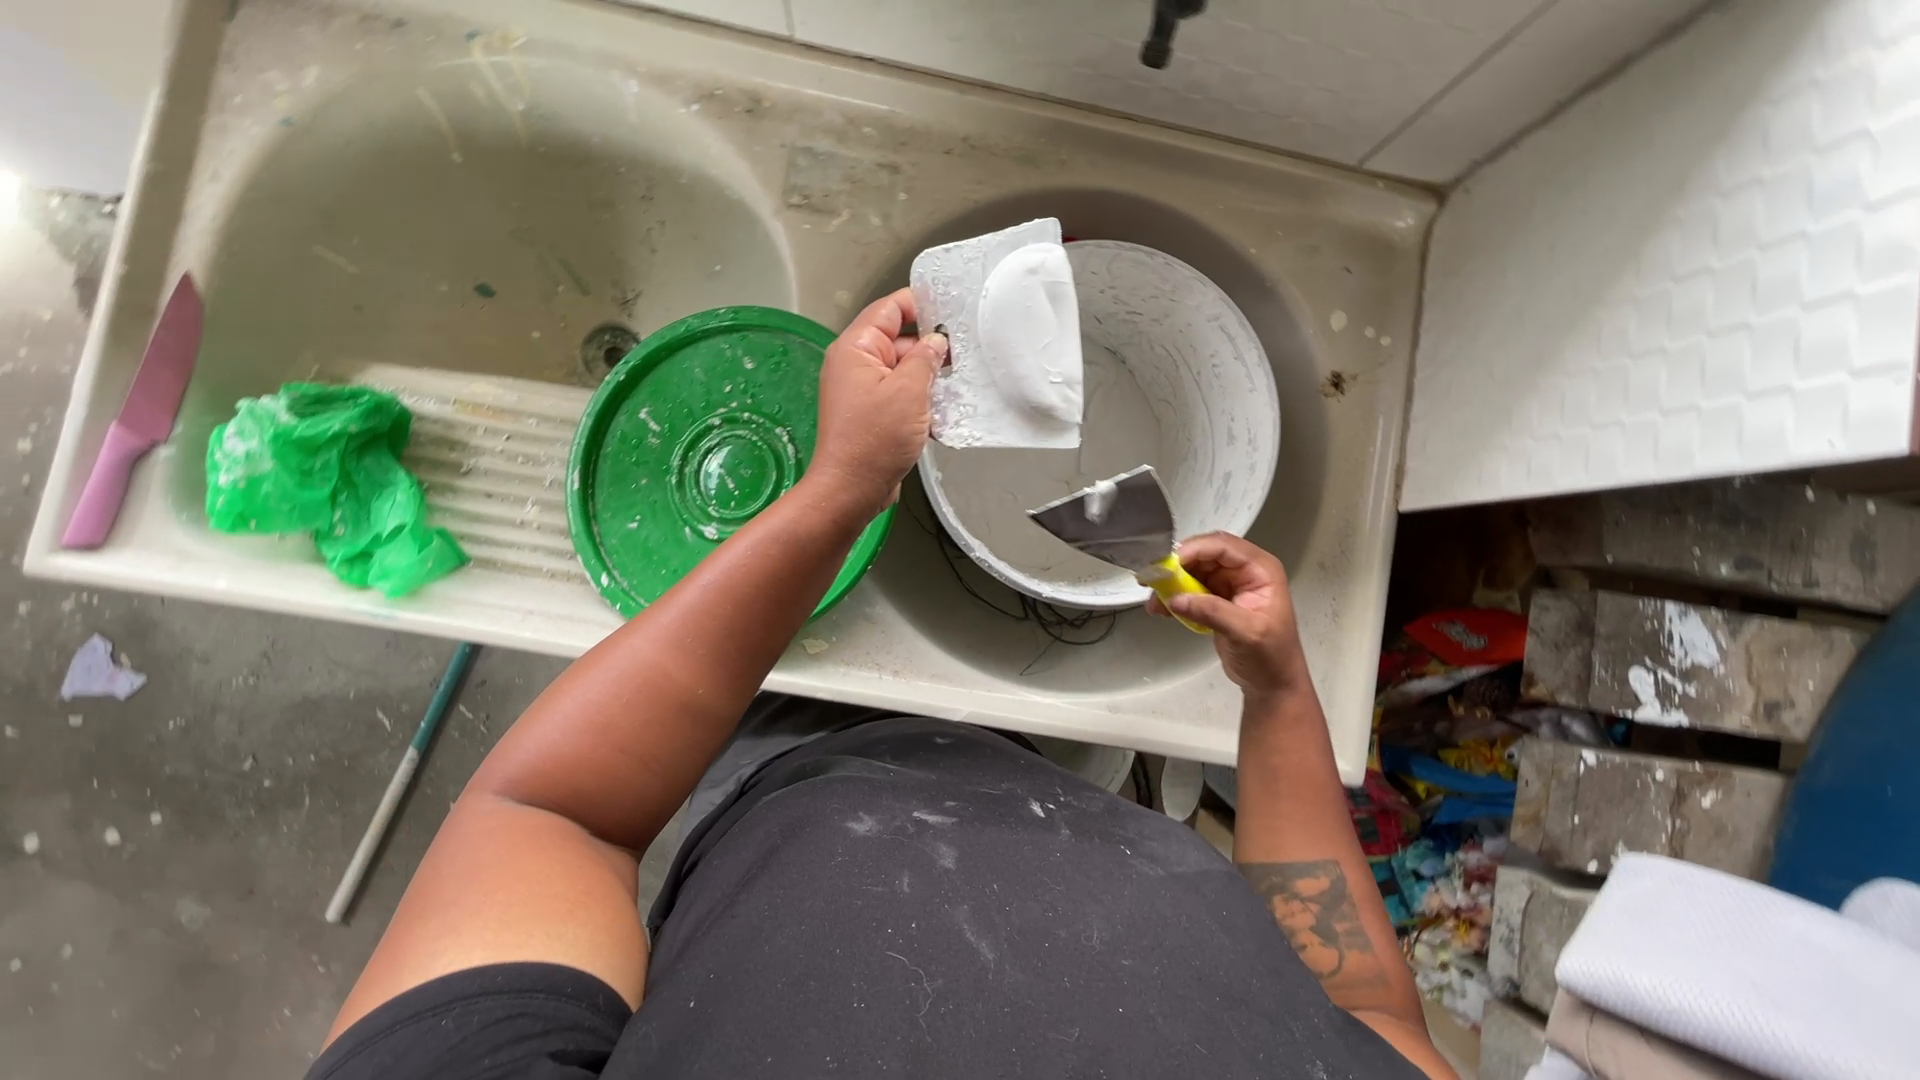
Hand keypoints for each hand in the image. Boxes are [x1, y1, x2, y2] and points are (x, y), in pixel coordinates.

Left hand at [808, 288, 947, 516]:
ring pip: (902, 371)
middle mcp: (854, 365)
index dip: (919, 303)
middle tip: (960, 356)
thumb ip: (925, 358)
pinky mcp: (870, 414)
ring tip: (951, 388)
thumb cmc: (872, 442)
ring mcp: (861, 390)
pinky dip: (918, 401)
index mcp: (856, 349)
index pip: (889, 309)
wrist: (851, 489)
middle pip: (898, 340)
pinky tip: (938, 414)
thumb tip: (936, 342)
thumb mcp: (909, 391)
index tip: (948, 306)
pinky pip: (899, 396)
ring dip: (926, 379)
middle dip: (929, 348)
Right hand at [1147, 533, 1310, 698]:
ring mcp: (1229, 584)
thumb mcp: (1246, 633)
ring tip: (1154, 601)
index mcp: (1261, 570)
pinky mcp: (1216, 598)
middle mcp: (1245, 571)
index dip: (1195, 550)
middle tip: (1154, 579)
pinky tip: (1161, 609)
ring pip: (1193, 570)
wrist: (1271, 683)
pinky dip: (1174, 596)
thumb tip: (1176, 598)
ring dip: (1172, 582)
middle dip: (1178, 566)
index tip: (1168, 564)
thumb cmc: (1271, 657)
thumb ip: (1213, 612)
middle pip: (1204, 554)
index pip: (1224, 547)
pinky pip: (1190, 587)